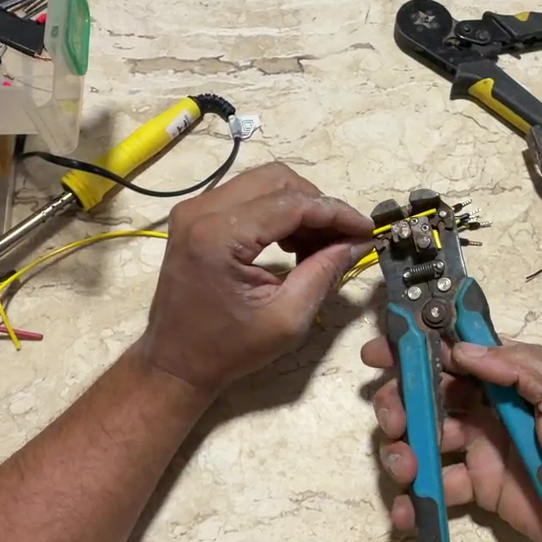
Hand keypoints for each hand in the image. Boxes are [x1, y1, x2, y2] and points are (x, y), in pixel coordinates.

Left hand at [140, 163, 373, 396]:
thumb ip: (325, 272)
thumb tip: (358, 242)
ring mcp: (194, 210)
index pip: (292, 203)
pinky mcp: (195, 217)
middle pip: (277, 180)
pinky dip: (277, 213)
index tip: (366, 229)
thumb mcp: (288, 318)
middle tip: (342, 238)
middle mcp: (201, 210)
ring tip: (320, 245)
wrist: (175, 362)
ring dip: (299, 207)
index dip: (336, 212)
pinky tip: (294, 243)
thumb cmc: (229, 350)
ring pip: (263, 183)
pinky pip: (247, 197)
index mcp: (220, 235)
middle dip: (318, 204)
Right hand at [362, 338, 541, 541]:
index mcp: (510, 379)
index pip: (453, 354)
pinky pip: (437, 489)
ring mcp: (479, 450)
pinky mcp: (477, 490)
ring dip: (401, 449)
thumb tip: (461, 350)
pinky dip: (415, 500)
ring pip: (423, 440)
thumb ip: (521, 367)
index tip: (377, 353)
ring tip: (406, 468)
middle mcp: (487, 409)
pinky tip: (407, 512)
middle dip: (398, 402)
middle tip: (393, 419)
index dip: (413, 349)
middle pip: (426, 396)